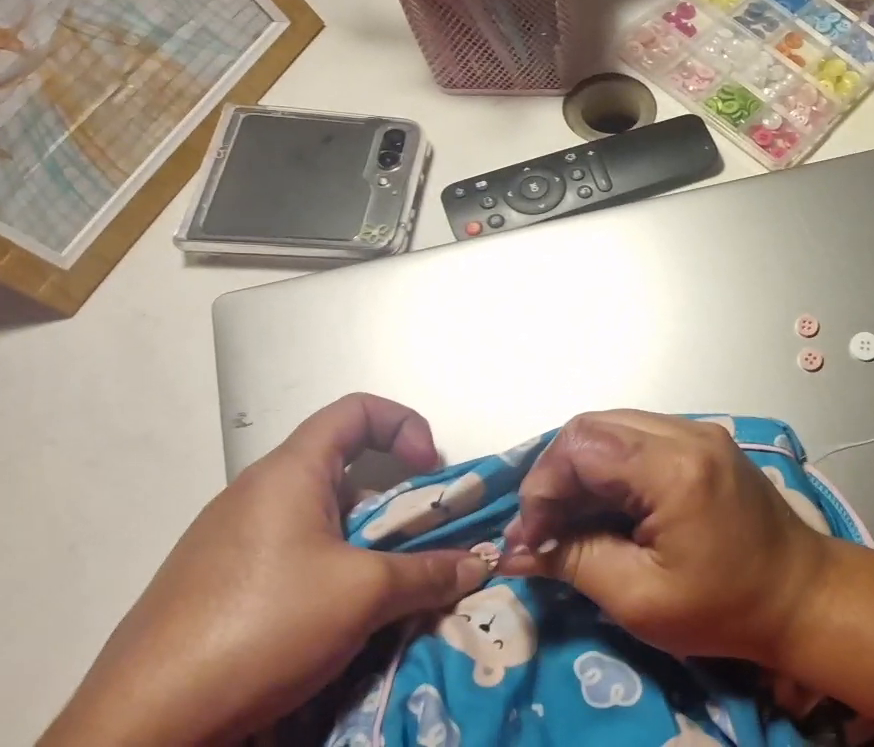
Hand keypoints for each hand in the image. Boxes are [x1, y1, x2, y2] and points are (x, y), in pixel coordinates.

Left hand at [42, 394, 489, 745]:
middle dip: (398, 498)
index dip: (406, 425)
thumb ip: (433, 571)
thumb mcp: (367, 594)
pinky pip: (292, 555)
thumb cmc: (261, 629)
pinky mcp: (214, 588)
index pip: (355, 411)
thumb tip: (479, 564)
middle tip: (425, 537)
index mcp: (286, 477)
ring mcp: (226, 545)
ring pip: (321, 517)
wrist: (141, 729)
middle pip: (344, 468)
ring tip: (391, 584)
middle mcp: (253, 498)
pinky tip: (342, 616)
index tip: (429, 470)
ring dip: (369, 539)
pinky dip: (333, 569)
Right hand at [499, 411, 831, 665]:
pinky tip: (610, 513)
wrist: (800, 592)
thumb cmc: (723, 604)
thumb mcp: (639, 597)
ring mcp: (704, 434)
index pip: (582, 443)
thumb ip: (575, 561)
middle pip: (597, 426)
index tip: (535, 539)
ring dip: (585, 472)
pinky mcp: (709, 446)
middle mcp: (691, 433)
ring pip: (619, 429)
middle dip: (559, 476)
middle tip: (549, 533)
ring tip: (574, 527)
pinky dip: (614, 469)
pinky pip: (645, 440)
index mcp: (676, 466)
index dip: (543, 486)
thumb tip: (517, 549)